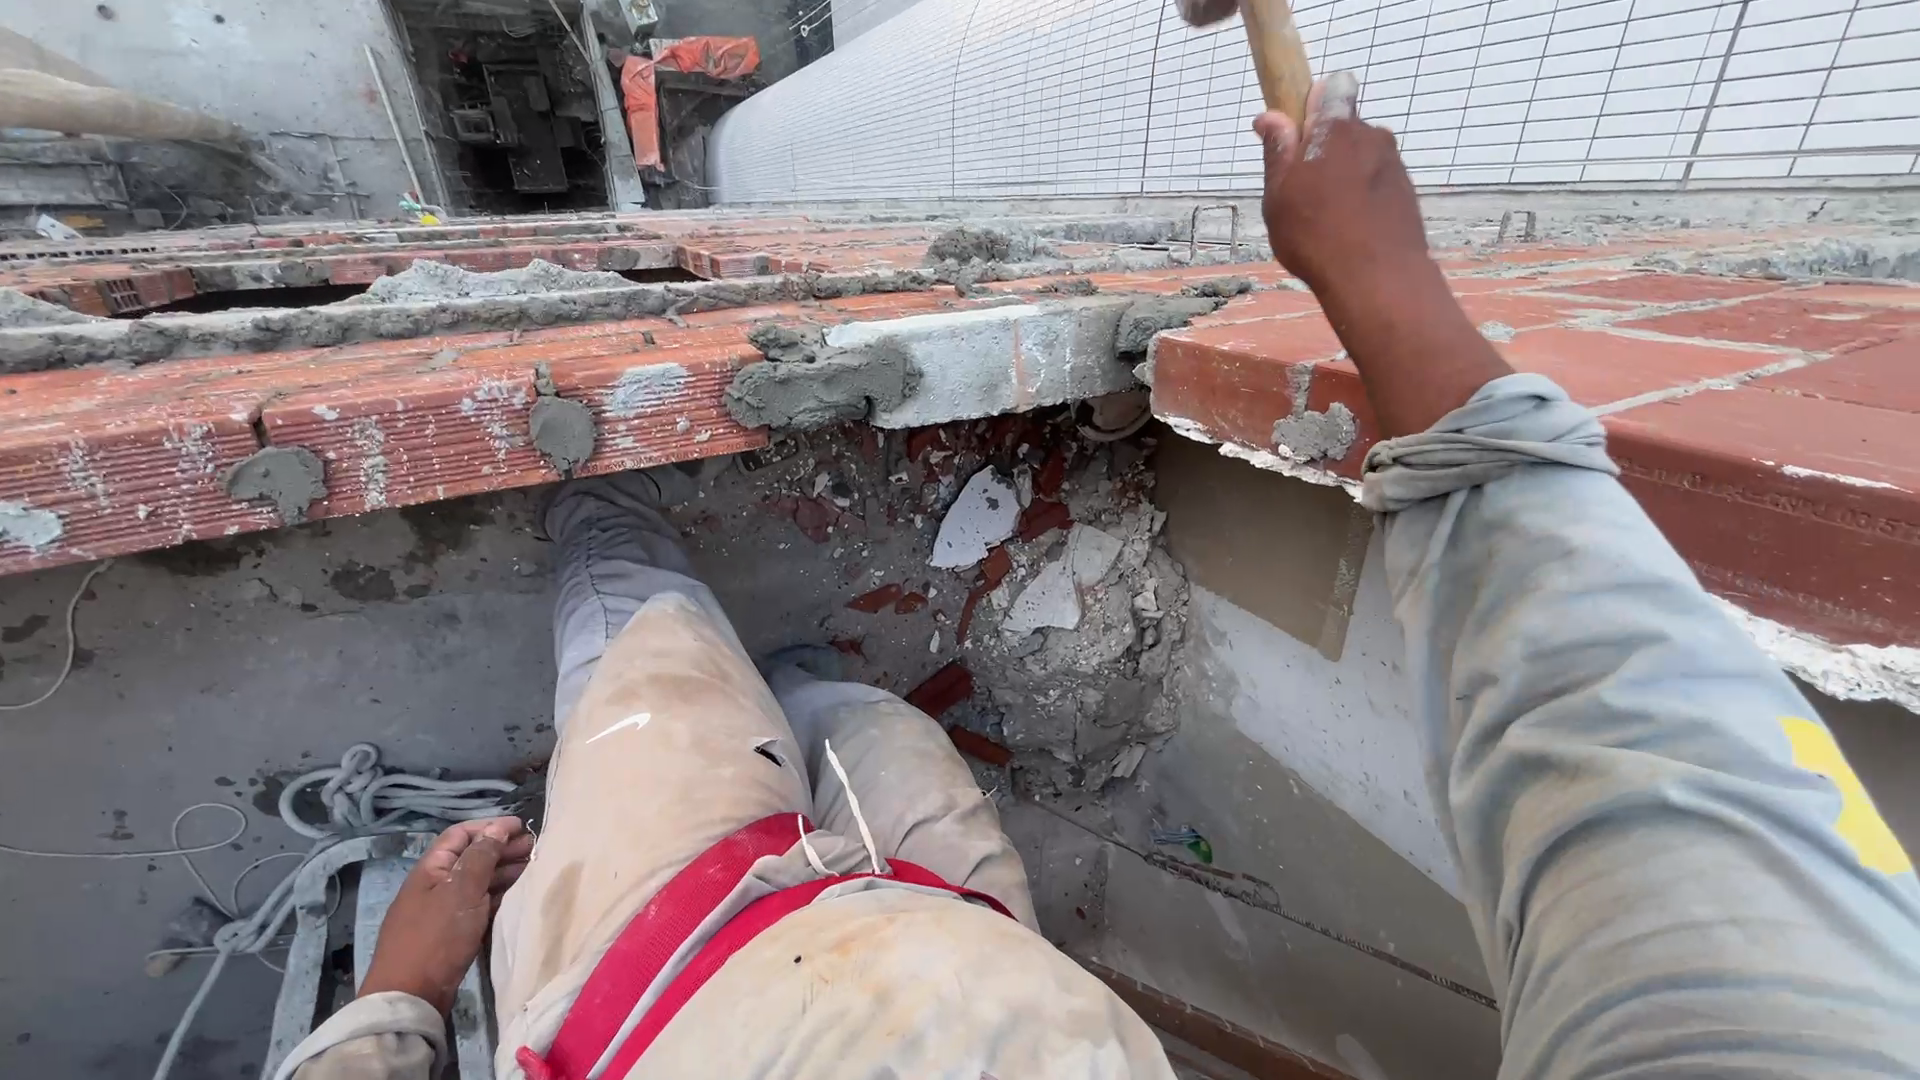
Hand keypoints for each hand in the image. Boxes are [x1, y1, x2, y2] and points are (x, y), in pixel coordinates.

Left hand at [358, 816, 532, 1013]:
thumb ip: (481, 856)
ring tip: (533, 867)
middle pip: (472, 856)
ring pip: (478, 879)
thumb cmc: (436, 936)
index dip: (490, 827)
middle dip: (503, 848)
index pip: (460, 834)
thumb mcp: (461, 891)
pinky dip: (499, 893)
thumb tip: (497, 828)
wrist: (411, 996)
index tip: (521, 828)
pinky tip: (518, 892)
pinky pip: (480, 902)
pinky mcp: (454, 930)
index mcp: (430, 870)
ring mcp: (444, 909)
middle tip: (535, 848)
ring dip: (505, 870)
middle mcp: (436, 885)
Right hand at [1251, 72, 1430, 300]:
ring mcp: (1392, 163)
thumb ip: (1277, 153)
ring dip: (1341, 177)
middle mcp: (1371, 135)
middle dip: (1322, 149)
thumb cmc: (1314, 234)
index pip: (1331, 87)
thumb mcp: (1279, 196)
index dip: (1312, 104)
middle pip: (1343, 128)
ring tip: (1323, 220)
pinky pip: (1374, 184)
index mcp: (1336, 128)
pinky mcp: (1405, 190)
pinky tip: (1345, 231)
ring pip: (1359, 158)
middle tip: (1300, 192)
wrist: (1375, 275)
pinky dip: (1359, 198)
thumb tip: (1270, 116)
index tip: (1296, 135)